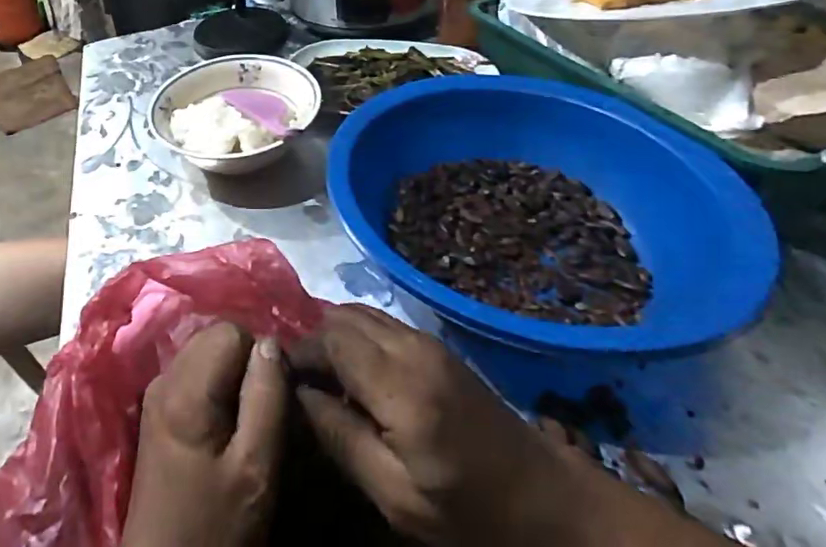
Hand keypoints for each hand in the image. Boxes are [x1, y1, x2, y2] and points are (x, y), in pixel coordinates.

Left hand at [122, 322, 288, 546]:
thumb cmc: (214, 527)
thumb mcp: (255, 468)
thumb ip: (267, 398)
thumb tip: (270, 342)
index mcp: (183, 387)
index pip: (231, 330)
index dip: (260, 356)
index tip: (273, 397)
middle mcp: (163, 377)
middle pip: (216, 336)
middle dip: (245, 364)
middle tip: (261, 411)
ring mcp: (156, 392)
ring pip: (206, 353)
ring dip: (232, 377)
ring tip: (246, 422)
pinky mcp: (157, 410)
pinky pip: (195, 373)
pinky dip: (216, 388)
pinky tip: (224, 429)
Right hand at [288, 305, 591, 546]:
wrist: (548, 501)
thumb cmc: (469, 512)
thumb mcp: (396, 495)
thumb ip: (341, 438)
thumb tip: (298, 394)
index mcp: (401, 384)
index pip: (330, 338)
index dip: (298, 350)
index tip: (276, 374)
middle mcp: (413, 346)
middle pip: (343, 316)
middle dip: (312, 337)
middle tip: (295, 377)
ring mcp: (429, 341)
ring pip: (362, 313)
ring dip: (334, 334)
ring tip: (320, 375)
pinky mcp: (438, 347)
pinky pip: (383, 323)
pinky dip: (357, 335)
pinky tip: (354, 373)